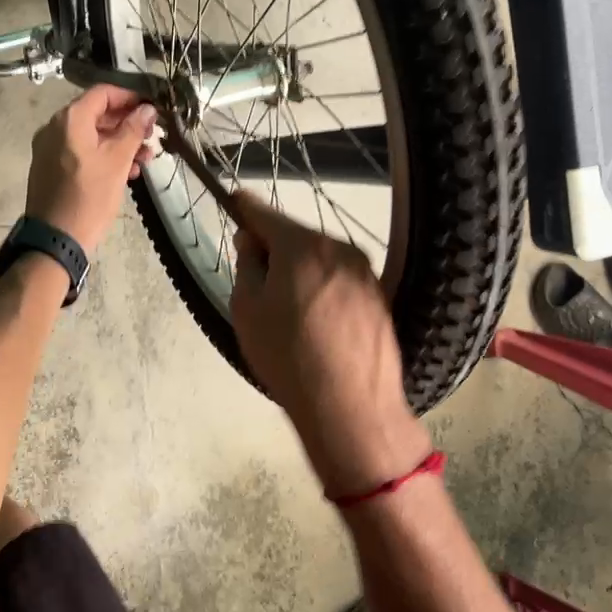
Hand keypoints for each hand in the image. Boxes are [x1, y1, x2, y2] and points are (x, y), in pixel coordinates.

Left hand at [24, 86, 156, 254]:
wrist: (55, 240)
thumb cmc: (89, 197)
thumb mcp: (117, 161)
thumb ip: (133, 130)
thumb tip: (147, 109)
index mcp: (69, 119)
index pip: (103, 93)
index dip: (130, 97)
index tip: (152, 109)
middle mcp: (54, 127)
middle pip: (97, 114)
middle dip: (127, 124)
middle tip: (152, 138)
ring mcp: (50, 148)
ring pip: (90, 136)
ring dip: (119, 143)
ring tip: (145, 160)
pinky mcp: (51, 168)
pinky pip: (80, 152)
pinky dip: (103, 156)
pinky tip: (126, 173)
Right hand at [228, 192, 431, 497]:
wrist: (351, 409)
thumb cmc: (287, 356)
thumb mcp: (247, 308)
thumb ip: (247, 264)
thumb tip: (253, 242)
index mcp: (302, 245)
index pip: (263, 213)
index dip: (242, 208)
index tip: (231, 201)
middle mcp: (339, 248)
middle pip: (295, 236)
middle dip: (273, 248)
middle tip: (254, 280)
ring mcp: (366, 273)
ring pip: (319, 259)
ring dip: (299, 270)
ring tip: (286, 310)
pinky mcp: (381, 298)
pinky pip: (339, 281)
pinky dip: (322, 290)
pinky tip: (314, 323)